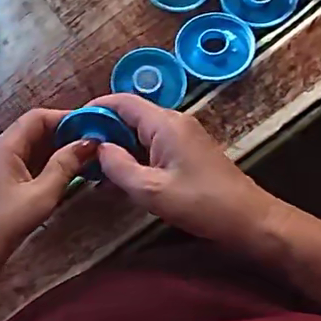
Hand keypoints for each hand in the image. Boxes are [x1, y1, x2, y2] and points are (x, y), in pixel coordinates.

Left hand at [0, 108, 98, 290]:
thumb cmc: (5, 223)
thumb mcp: (41, 194)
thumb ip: (65, 165)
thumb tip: (90, 142)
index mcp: (6, 145)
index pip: (38, 117)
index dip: (66, 118)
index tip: (93, 126)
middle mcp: (1, 148)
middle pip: (36, 129)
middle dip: (66, 134)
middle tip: (96, 144)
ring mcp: (0, 164)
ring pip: (34, 146)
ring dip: (59, 150)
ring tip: (89, 158)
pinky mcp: (3, 180)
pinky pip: (29, 161)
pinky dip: (50, 163)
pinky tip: (70, 173)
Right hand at [85, 93, 288, 252]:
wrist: (249, 219)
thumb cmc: (201, 204)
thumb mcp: (151, 191)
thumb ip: (118, 167)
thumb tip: (98, 148)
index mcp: (164, 123)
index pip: (121, 101)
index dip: (94, 108)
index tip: (72, 124)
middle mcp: (173, 121)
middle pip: (129, 114)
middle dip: (102, 128)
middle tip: (77, 149)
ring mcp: (182, 135)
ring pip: (139, 130)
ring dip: (117, 144)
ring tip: (92, 165)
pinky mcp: (187, 150)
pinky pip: (151, 143)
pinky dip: (133, 154)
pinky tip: (119, 175)